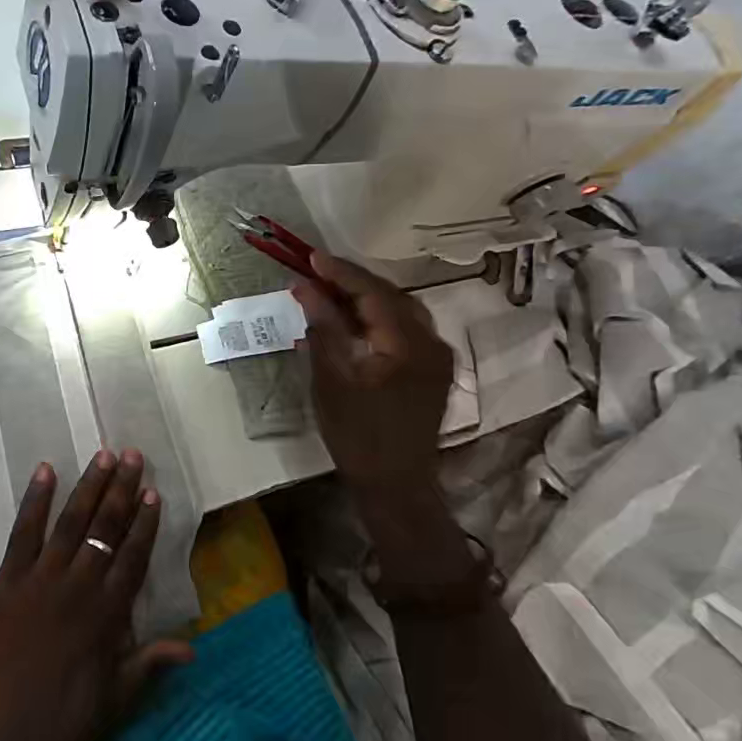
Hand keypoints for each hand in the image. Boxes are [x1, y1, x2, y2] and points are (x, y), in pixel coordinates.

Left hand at [0, 449, 191, 740]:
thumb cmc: (58, 721)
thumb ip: (148, 665)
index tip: (155, 493)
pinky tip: (45, 471)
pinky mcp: (7, 578)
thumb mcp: (112, 701)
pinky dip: (35, 500)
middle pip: (105, 529)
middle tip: (133, 456)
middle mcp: (78, 587)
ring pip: (71, 522)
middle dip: (121, 491)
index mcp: (106, 616)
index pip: (133, 558)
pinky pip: (23, 532)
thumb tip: (192, 648)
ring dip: (88, 486)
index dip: (145, 524)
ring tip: (104, 455)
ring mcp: (40, 578)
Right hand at [291, 251, 453, 488]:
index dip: (341, 272)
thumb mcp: (331, 377)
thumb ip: (322, 326)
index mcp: (410, 344)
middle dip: (352, 280)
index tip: (310, 257)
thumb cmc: (357, 433)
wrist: (395, 483)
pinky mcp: (431, 369)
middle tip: (314, 270)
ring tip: (327, 289)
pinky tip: (350, 318)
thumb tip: (304, 287)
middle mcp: (433, 343)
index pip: (374, 293)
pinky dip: (375, 316)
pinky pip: (403, 328)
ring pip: (400, 310)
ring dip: (364, 296)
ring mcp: (437, 357)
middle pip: (391, 296)